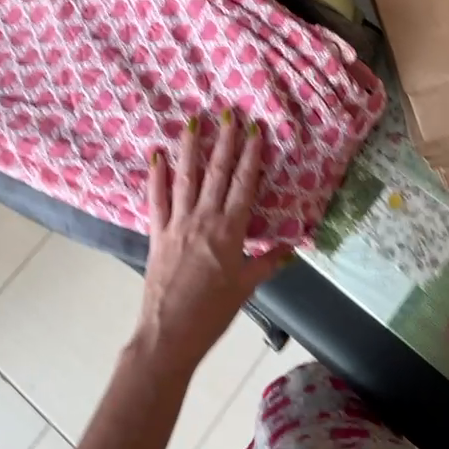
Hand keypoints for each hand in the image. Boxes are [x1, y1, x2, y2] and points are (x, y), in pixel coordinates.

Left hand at [132, 113, 292, 376]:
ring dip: (190, 147)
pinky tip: (156, 156)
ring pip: (186, 177)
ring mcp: (178, 224)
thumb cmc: (213, 313)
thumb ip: (268, 262)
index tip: (256, 128)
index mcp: (230, 229)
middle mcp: (204, 219)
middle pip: (217, 172)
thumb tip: (292, 245)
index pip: (244, 183)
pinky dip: (156, 177)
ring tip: (193, 121)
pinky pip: (156, 200)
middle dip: (224, 140)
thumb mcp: (247, 286)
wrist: (169, 336)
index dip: (251, 154)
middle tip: (228, 112)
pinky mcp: (157, 234)